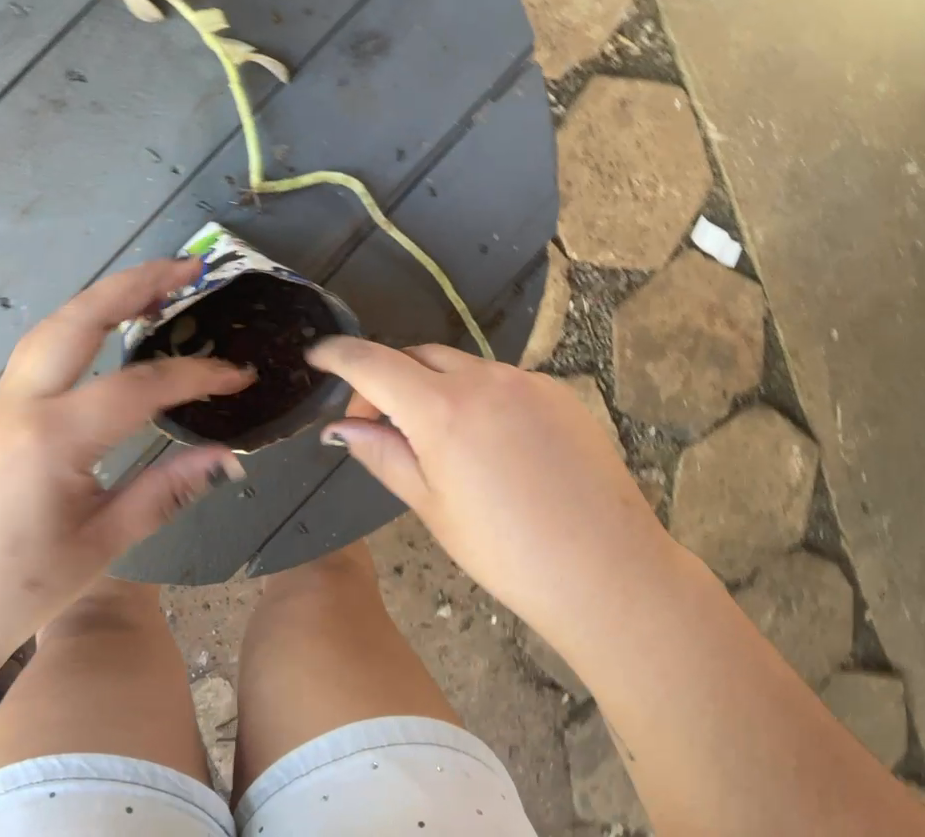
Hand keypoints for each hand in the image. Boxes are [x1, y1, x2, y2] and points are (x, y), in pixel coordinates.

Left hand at [0, 259, 252, 667]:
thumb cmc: (20, 589)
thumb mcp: (103, 543)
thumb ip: (165, 490)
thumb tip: (229, 457)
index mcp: (53, 437)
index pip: (141, 386)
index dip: (197, 376)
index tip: (240, 375)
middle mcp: (22, 403)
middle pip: (81, 319)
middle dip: (136, 284)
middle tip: (189, 268)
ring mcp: (0, 403)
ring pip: (53, 327)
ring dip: (103, 298)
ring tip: (154, 287)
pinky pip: (39, 352)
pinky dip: (79, 326)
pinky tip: (106, 335)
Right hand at [307, 338, 672, 625]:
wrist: (607, 570)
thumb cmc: (506, 551)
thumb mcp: (431, 505)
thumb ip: (382, 454)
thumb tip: (341, 427)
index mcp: (442, 409)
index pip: (373, 363)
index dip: (338, 354)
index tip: (317, 355)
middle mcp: (484, 379)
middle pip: (417, 357)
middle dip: (387, 379)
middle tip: (378, 426)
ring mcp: (526, 381)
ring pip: (460, 367)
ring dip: (432, 387)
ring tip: (435, 441)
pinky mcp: (557, 392)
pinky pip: (499, 380)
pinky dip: (475, 396)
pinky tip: (486, 444)